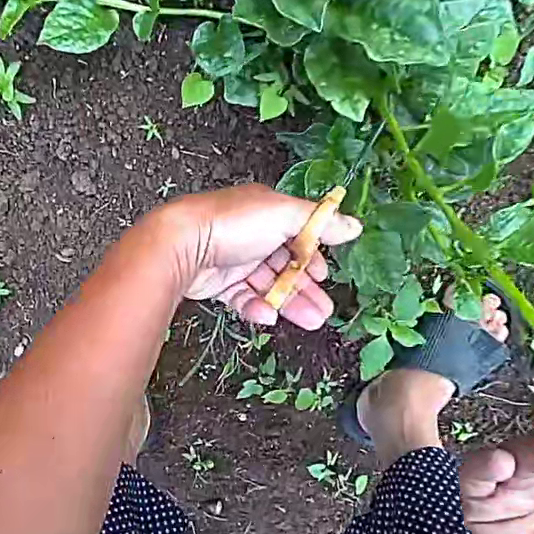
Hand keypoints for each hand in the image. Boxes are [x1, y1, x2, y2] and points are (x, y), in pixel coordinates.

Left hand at [149, 184, 361, 329]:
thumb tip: (353, 225)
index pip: (299, 234)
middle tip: (325, 309)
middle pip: (285, 264)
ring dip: (290, 303)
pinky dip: (257, 307)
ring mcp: (233, 258)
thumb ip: (320, 222)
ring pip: (268, 284)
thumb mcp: (283, 214)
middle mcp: (251, 233)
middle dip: (306, 288)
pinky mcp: (217, 281)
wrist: (180, 246)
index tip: (325, 275)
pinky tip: (268, 316)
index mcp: (267, 211)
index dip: (314, 255)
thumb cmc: (232, 223)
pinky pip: (243, 298)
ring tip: (311, 321)